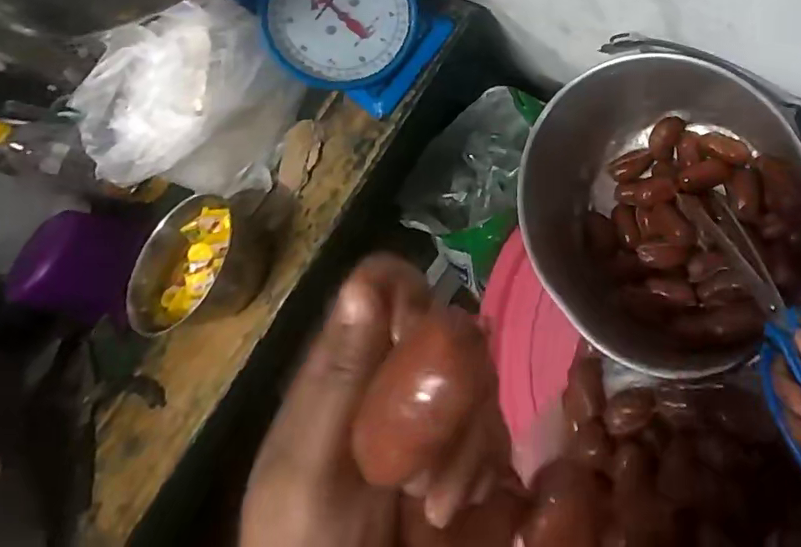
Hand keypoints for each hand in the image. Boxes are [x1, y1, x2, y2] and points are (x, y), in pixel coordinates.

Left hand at [240, 254, 505, 546]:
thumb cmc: (304, 543)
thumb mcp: (306, 467)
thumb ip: (339, 376)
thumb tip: (365, 280)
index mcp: (349, 361)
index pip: (387, 285)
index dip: (408, 298)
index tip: (413, 345)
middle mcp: (397, 373)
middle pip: (447, 327)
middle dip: (447, 389)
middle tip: (419, 457)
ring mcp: (436, 410)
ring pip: (479, 374)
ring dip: (464, 441)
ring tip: (431, 504)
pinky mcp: (469, 448)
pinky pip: (496, 423)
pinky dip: (481, 463)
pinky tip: (454, 505)